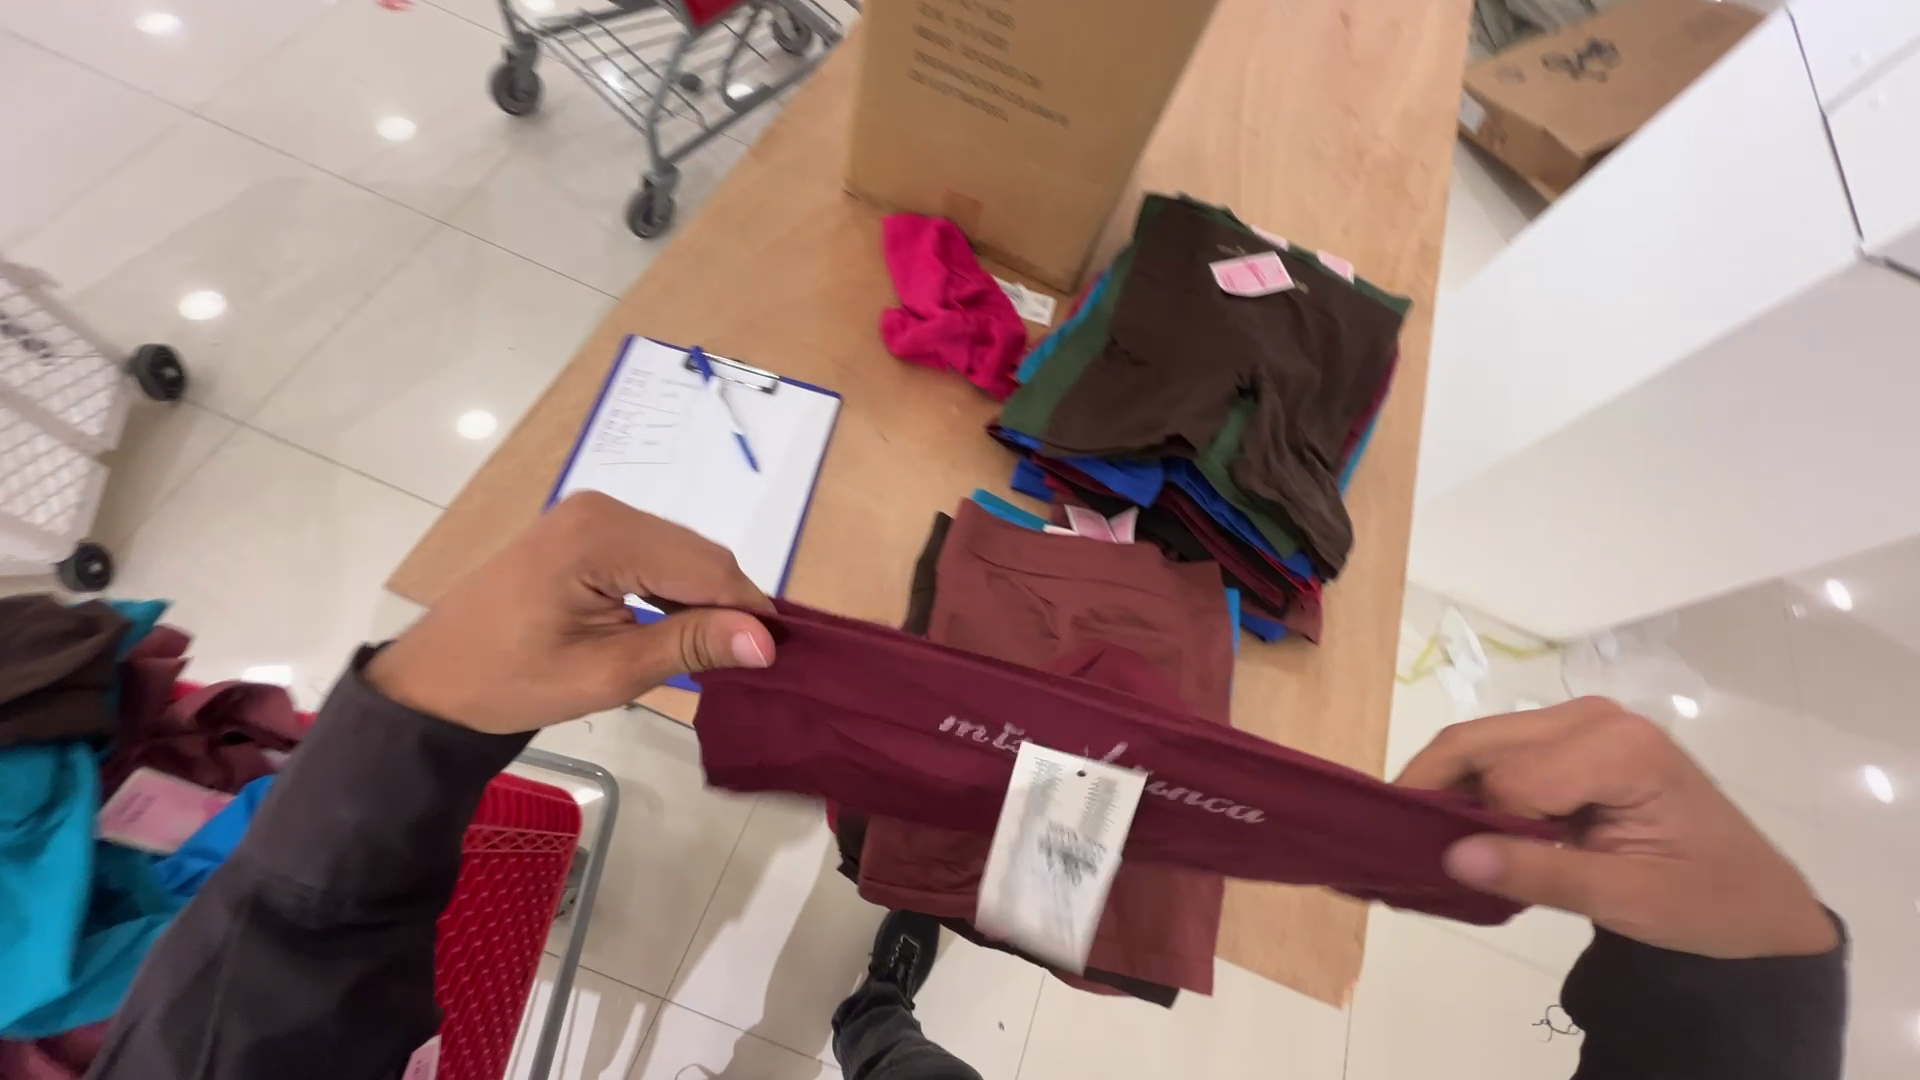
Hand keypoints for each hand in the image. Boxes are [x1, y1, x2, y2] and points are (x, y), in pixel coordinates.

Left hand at [368, 492, 774, 733]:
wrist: (435, 681)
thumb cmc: (514, 682)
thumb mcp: (609, 672)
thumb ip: (691, 645)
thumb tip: (767, 642)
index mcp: (603, 536)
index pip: (706, 567)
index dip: (748, 609)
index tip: (776, 651)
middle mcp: (604, 509)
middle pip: (699, 554)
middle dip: (728, 603)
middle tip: (742, 656)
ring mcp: (596, 513)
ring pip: (685, 552)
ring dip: (705, 596)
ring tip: (709, 645)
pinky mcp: (591, 527)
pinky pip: (659, 552)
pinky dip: (678, 587)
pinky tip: (675, 620)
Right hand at [1396, 697, 1837, 958]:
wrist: (1757, 901)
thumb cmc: (1707, 903)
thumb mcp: (1631, 900)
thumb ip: (1540, 873)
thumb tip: (1450, 857)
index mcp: (1619, 748)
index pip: (1513, 779)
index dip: (1488, 825)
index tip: (1486, 869)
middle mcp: (1590, 717)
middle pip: (1477, 741)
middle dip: (1433, 785)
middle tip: (1402, 832)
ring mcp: (1576, 720)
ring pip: (1475, 740)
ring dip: (1446, 782)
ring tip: (1430, 827)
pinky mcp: (1564, 733)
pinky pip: (1493, 747)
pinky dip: (1467, 780)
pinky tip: (1461, 813)